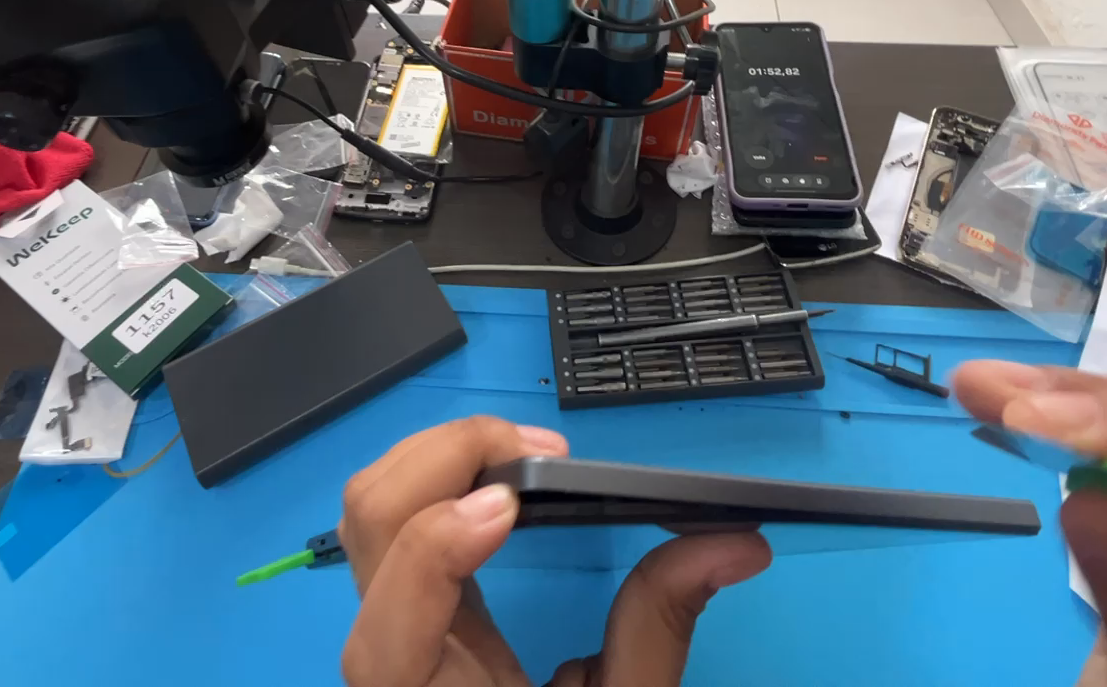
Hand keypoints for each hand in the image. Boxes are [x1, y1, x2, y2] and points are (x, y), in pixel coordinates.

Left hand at [338, 416, 771, 685]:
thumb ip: (661, 625)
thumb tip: (736, 542)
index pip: (390, 616)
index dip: (437, 545)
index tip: (512, 503)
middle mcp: (384, 652)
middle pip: (370, 518)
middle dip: (450, 455)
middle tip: (547, 454)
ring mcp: (385, 614)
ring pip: (370, 503)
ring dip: (443, 453)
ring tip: (528, 456)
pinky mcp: (404, 593)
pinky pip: (395, 512)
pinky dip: (441, 470)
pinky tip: (503, 477)